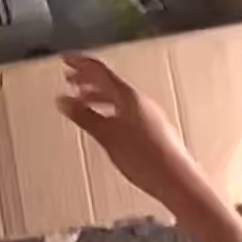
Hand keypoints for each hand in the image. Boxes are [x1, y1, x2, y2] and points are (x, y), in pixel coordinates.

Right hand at [57, 53, 210, 212]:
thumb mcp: (106, 136)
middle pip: (108, 82)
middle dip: (87, 79)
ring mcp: (148, 114)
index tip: (66, 59)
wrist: (178, 182)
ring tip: (82, 101)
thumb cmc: (146, 159)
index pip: (100, 70)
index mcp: (128, 96)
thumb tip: (63, 100)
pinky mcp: (153, 129)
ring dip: (97, 95)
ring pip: (117, 97)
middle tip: (70, 78)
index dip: (81, 63)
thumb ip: (84, 116)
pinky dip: (109, 109)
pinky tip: (105, 123)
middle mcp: (139, 100)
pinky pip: (125, 110)